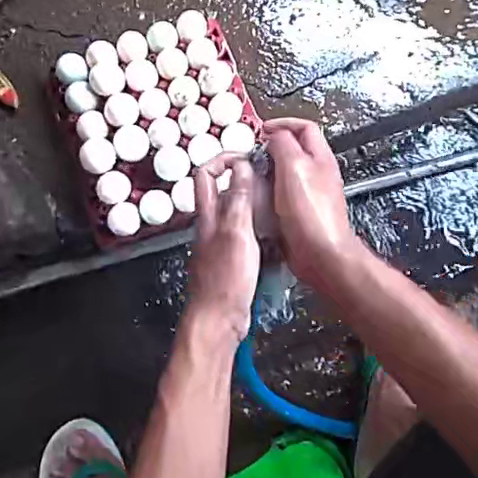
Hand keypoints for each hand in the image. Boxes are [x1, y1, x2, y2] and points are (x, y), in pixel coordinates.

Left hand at [182, 155, 259, 348]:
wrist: (218, 320)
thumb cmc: (224, 281)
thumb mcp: (237, 234)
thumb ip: (239, 200)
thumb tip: (242, 168)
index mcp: (208, 215)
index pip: (205, 174)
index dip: (222, 160)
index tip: (244, 158)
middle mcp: (210, 226)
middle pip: (220, 191)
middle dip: (241, 178)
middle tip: (264, 175)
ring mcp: (219, 242)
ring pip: (233, 211)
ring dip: (251, 201)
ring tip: (272, 199)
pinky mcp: (230, 259)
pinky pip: (242, 232)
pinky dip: (256, 225)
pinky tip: (270, 231)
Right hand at [261, 118, 361, 284]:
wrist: (320, 254)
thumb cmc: (313, 215)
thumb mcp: (294, 167)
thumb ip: (283, 145)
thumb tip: (273, 136)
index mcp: (320, 158)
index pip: (304, 128)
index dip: (283, 124)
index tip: (263, 129)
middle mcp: (317, 174)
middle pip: (294, 149)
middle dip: (272, 147)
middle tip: (255, 151)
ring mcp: (310, 194)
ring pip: (285, 172)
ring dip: (268, 171)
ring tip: (253, 173)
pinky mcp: (300, 213)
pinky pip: (281, 195)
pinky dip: (268, 193)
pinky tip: (259, 199)